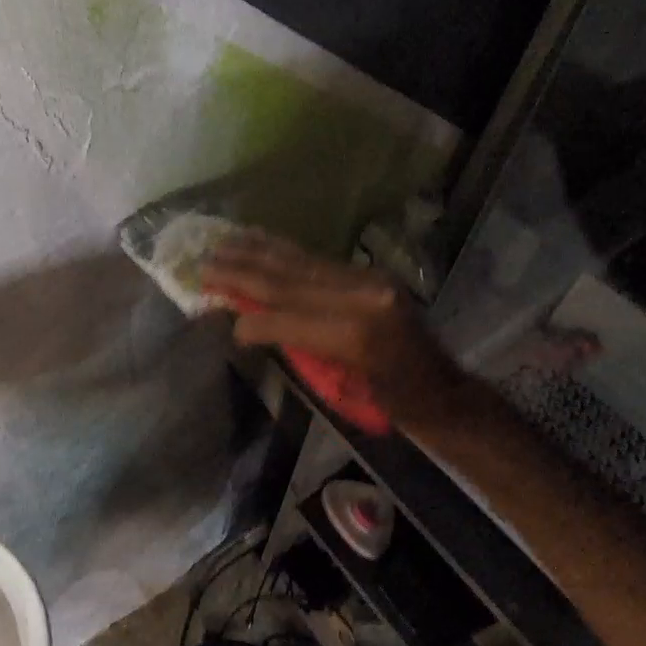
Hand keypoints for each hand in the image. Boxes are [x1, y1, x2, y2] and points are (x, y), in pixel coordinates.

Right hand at [200, 233, 458, 409]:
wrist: (441, 390)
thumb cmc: (389, 404)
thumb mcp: (337, 385)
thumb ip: (296, 346)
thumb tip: (247, 323)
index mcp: (357, 333)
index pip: (288, 316)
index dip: (249, 315)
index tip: (211, 306)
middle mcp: (365, 296)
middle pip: (290, 280)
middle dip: (243, 271)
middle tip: (204, 264)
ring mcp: (371, 280)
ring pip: (302, 262)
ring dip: (257, 252)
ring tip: (222, 243)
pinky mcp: (372, 274)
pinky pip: (318, 260)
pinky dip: (284, 251)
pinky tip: (259, 241)